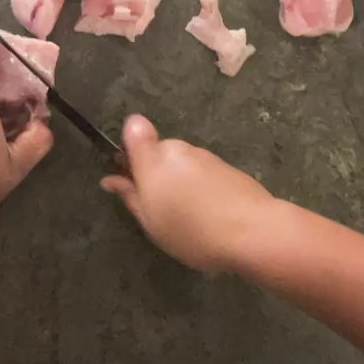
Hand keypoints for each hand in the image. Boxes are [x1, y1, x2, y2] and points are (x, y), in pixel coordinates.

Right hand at [100, 115, 280, 271]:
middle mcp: (178, 149)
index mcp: (153, 160)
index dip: (131, 148)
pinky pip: (204, 173)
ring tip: (193, 217)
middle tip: (164, 209)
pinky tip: (213, 214)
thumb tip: (109, 179)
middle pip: (159, 152)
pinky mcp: (227, 166)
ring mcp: (205, 156)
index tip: (133, 176)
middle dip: (158, 173)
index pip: (134, 130)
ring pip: (183, 164)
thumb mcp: (151, 222)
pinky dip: (202, 187)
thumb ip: (130, 195)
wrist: (254, 232)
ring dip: (182, 182)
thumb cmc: (192, 231)